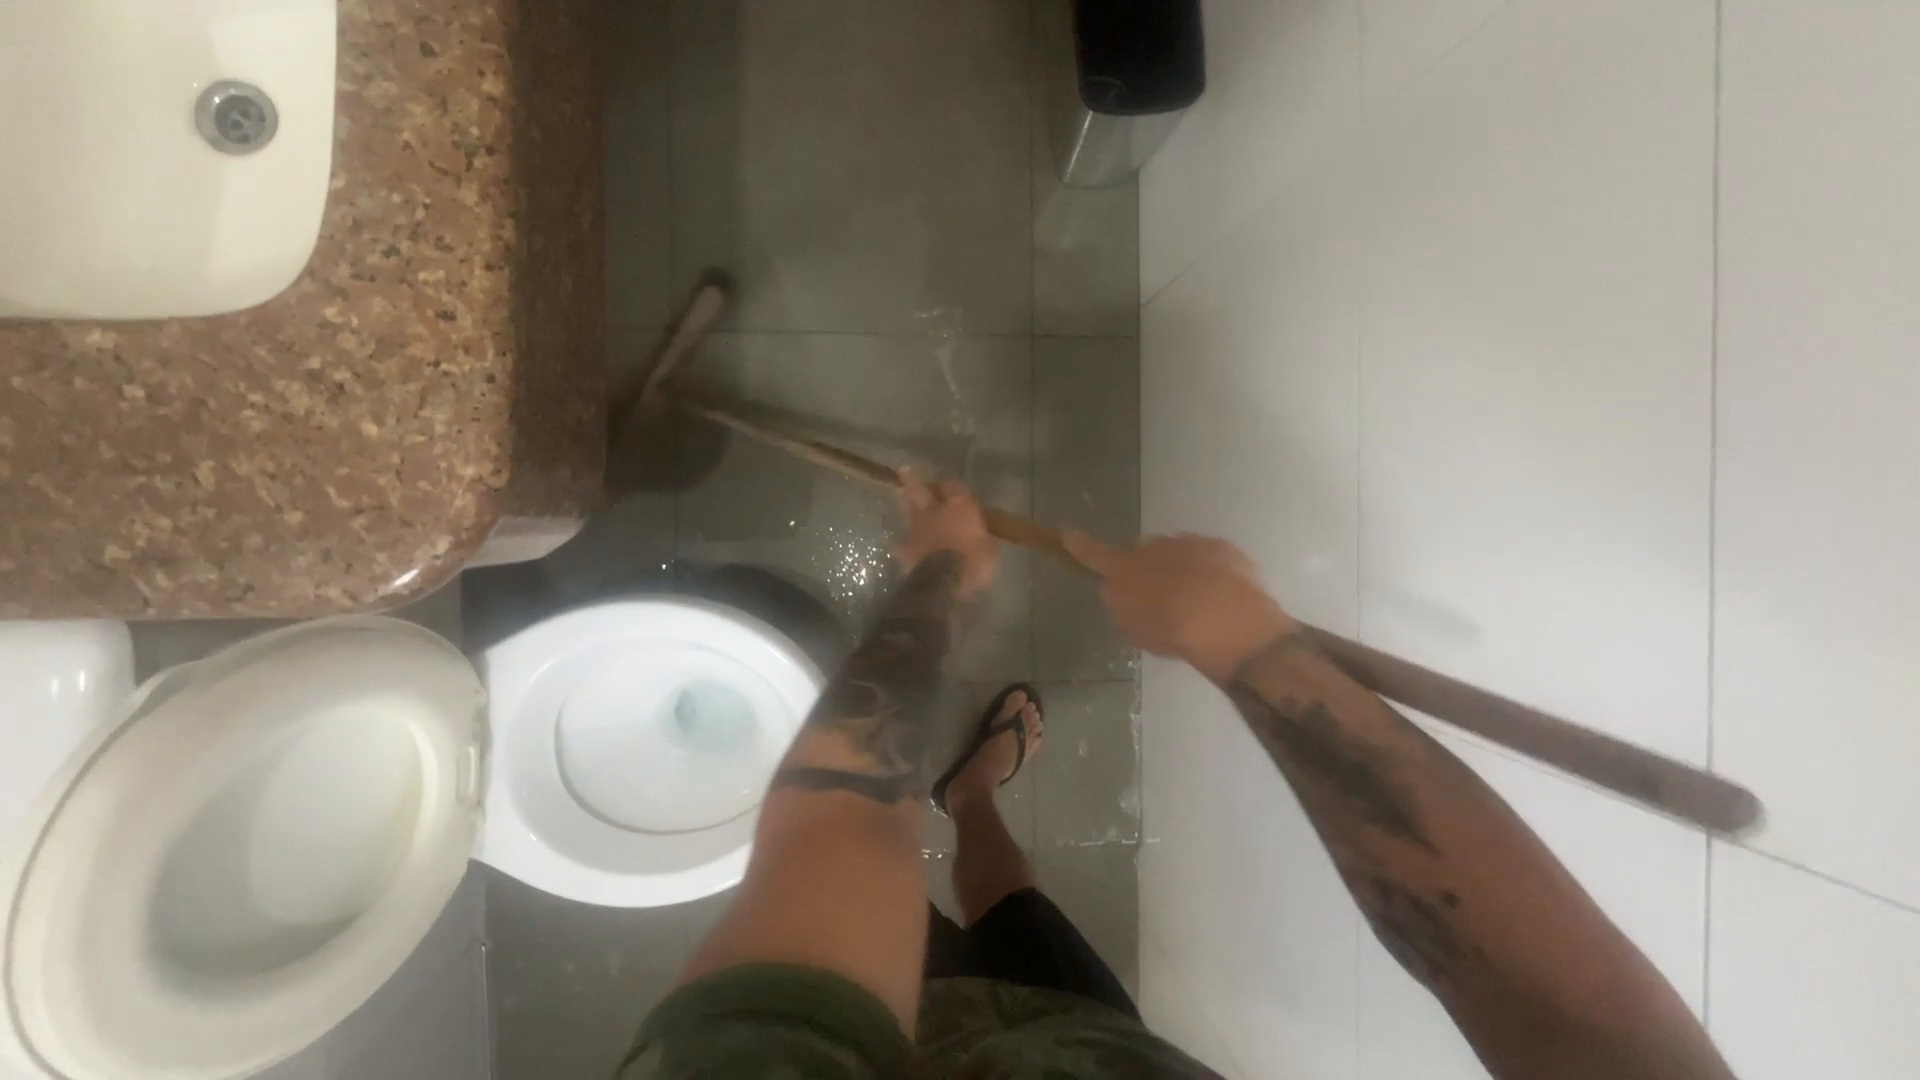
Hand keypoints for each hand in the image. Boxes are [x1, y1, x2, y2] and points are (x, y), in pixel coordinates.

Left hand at [896, 470, 997, 596]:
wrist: (942, 581)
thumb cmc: (973, 563)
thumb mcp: (989, 550)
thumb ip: (981, 537)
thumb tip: (980, 536)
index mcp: (960, 508)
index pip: (954, 486)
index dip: (951, 483)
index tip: (949, 481)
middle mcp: (935, 512)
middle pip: (921, 490)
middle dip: (914, 479)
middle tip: (905, 470)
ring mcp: (917, 529)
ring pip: (909, 510)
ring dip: (906, 504)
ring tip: (900, 496)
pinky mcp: (905, 548)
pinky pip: (903, 541)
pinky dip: (904, 541)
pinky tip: (901, 543)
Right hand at [1061, 531, 1296, 680]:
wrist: (1229, 622)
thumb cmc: (1171, 631)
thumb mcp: (1133, 628)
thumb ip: (1119, 604)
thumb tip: (1114, 588)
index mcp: (1125, 569)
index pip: (1094, 554)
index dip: (1079, 545)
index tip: (1066, 533)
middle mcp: (1154, 547)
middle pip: (1142, 552)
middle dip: (1146, 567)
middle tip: (1159, 596)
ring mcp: (1189, 543)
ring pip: (1177, 552)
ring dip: (1180, 569)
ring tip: (1197, 603)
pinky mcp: (1222, 546)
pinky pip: (1208, 556)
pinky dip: (1210, 572)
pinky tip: (1221, 597)